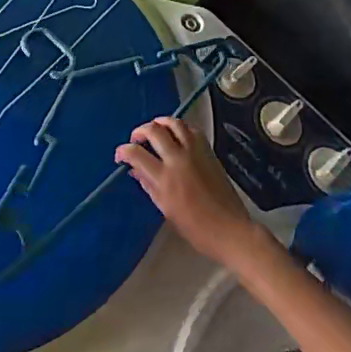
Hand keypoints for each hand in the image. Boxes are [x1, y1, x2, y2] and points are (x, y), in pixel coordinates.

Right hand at [116, 117, 268, 268]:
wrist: (229, 229)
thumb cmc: (195, 228)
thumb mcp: (166, 209)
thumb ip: (149, 186)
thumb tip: (135, 171)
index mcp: (165, 178)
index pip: (136, 154)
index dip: (123, 151)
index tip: (121, 156)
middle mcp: (179, 159)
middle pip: (154, 131)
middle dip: (140, 131)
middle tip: (136, 139)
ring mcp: (195, 152)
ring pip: (175, 123)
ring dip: (160, 122)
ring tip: (154, 129)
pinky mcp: (209, 151)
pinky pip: (192, 130)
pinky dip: (180, 127)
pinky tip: (176, 134)